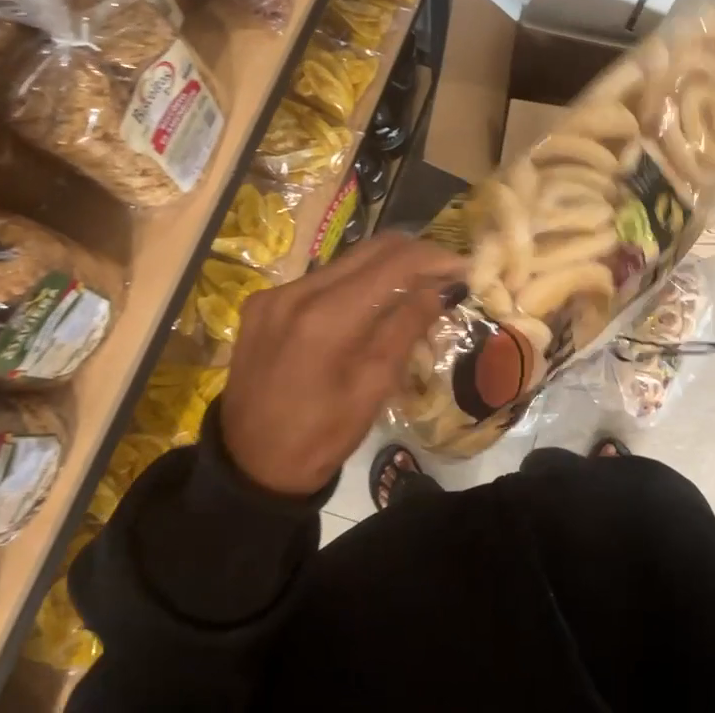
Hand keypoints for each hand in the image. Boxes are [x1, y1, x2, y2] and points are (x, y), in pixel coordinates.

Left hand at [220, 233, 466, 495]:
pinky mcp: (264, 302)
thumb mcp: (373, 387)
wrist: (249, 465)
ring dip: (386, 268)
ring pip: (346, 261)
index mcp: (326, 317)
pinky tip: (371, 306)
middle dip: (415, 256)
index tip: (465, 267)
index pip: (394, 264)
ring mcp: (276, 294)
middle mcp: (298, 291)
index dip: (435, 259)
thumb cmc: (320, 437)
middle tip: (447, 273)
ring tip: (417, 287)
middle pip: (371, 249)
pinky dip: (354, 284)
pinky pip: (321, 278)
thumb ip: (407, 328)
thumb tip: (443, 288)